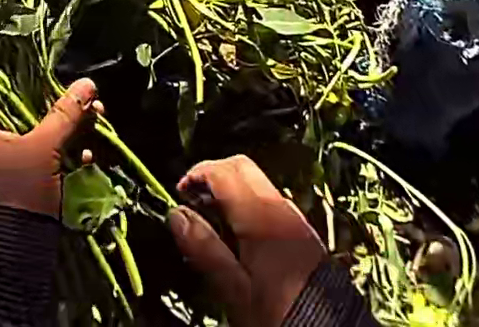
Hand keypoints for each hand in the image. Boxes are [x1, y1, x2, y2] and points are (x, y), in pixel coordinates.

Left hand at [0, 78, 102, 216]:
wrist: (12, 263)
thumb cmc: (21, 192)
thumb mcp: (45, 147)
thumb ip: (65, 113)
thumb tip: (86, 82)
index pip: (17, 101)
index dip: (49, 96)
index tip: (76, 97)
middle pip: (33, 124)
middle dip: (66, 120)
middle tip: (94, 114)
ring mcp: (0, 177)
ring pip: (40, 147)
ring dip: (70, 141)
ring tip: (95, 136)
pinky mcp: (15, 196)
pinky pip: (41, 170)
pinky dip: (62, 164)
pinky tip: (87, 161)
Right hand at [170, 155, 326, 326]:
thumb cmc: (278, 316)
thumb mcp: (235, 291)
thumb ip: (205, 250)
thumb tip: (176, 214)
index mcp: (260, 215)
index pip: (223, 171)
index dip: (196, 175)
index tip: (178, 194)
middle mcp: (279, 205)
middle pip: (241, 166)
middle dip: (214, 174)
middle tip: (193, 200)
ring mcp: (294, 216)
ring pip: (256, 181)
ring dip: (230, 187)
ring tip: (211, 218)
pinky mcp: (302, 230)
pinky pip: (269, 199)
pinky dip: (247, 201)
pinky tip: (238, 232)